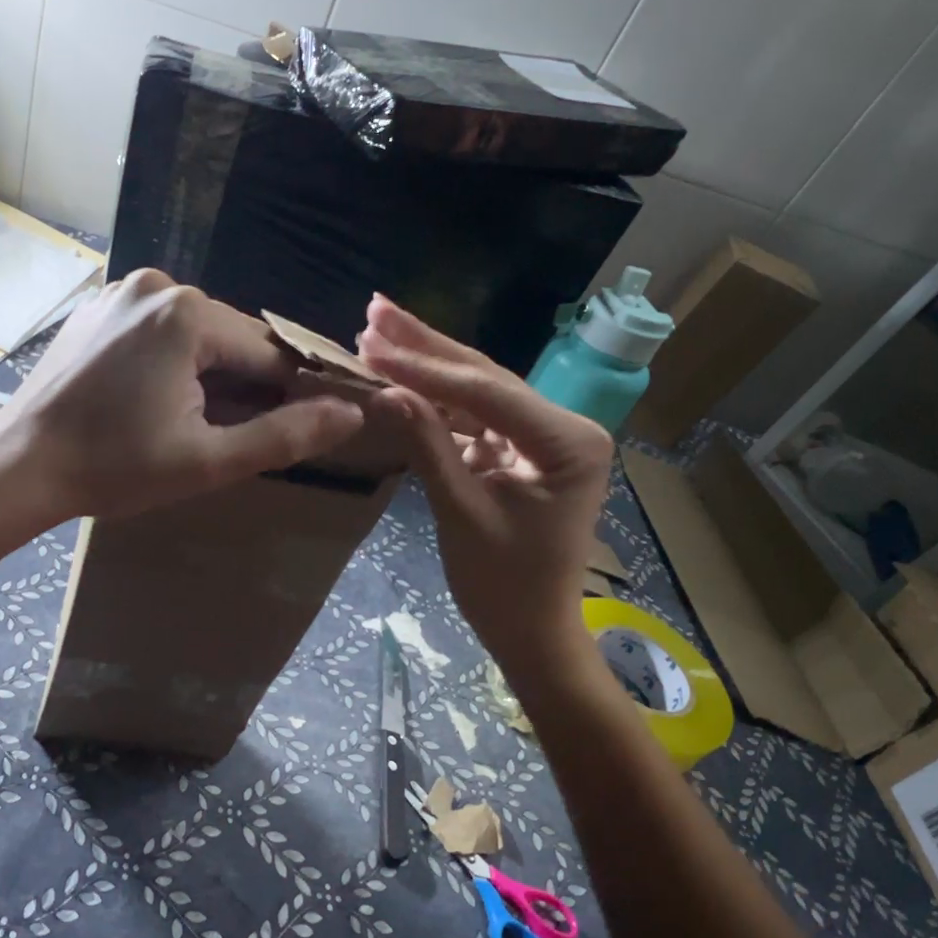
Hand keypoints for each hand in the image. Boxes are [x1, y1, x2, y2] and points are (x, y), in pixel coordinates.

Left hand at [0, 271, 365, 577]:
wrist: (19, 466)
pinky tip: (151, 401)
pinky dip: (170, 361)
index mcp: (188, 314)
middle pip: (231, 340)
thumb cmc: (113, 467)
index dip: (288, 396)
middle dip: (241, 386)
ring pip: (195, 335)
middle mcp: (156, 285)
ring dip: (206, 375)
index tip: (293, 430)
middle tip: (225, 438)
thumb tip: (352, 413)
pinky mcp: (96, 309)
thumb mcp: (207, 460)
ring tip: (186, 424)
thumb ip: (285, 435)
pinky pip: (157, 331)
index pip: (269, 354)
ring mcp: (120, 292)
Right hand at [359, 294, 612, 667]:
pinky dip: (433, 399)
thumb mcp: (461, 512)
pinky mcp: (517, 450)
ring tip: (376, 328)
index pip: (485, 391)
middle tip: (374, 308)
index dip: (423, 368)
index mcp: (567, 441)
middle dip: (426, 344)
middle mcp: (562, 426)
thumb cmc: (505, 584)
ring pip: (475, 390)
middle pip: (483, 377)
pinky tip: (399, 373)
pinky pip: (471, 416)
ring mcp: (540, 436)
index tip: (370, 343)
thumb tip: (385, 390)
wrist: (532, 630)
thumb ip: (427, 446)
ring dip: (425, 363)